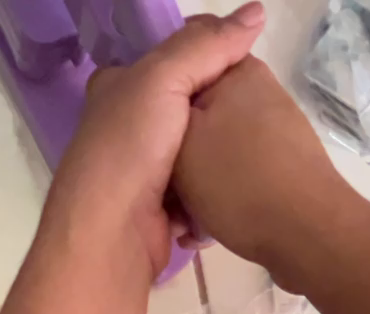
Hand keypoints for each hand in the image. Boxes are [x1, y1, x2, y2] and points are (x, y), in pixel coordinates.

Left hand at [47, 3, 266, 273]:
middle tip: (254, 115)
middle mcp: (126, 129)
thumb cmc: (129, 149)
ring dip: (217, 162)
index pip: (169, 59)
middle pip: (186, 111)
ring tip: (249, 156)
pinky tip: (228, 196)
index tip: (245, 65)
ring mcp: (142, 175)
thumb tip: (258, 12)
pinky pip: (195, 198)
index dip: (207, 56)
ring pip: (195, 158)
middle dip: (217, 116)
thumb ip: (209, 45)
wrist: (111, 236)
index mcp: (117, 87)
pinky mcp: (157, 214)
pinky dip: (210, 200)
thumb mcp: (165, 78)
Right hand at [173, 55, 362, 281]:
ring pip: (212, 160)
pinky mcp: (281, 171)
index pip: (179, 80)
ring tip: (186, 227)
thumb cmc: (238, 184)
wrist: (306, 234)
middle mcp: (256, 96)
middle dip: (177, 167)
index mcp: (235, 72)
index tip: (148, 156)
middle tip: (167, 202)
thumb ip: (163, 121)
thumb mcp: (182, 145)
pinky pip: (235, 182)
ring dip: (194, 194)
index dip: (156, 119)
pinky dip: (218, 204)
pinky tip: (205, 234)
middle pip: (195, 126)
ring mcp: (271, 136)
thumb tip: (163, 121)